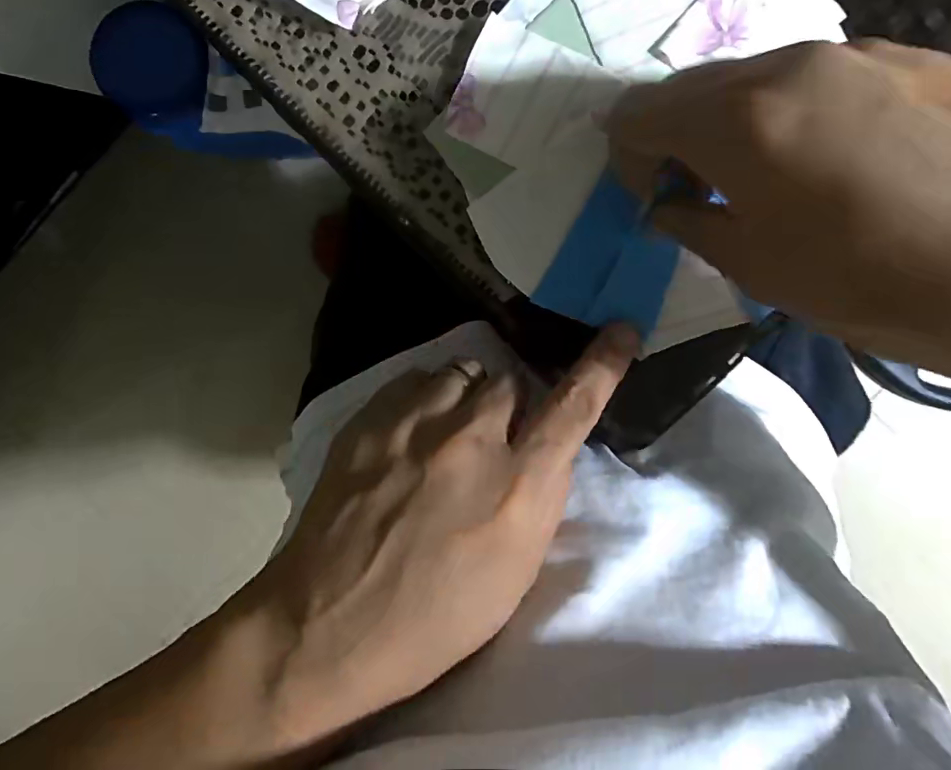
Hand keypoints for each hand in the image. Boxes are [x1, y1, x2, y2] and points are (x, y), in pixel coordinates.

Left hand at [245, 324, 637, 742]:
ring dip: (461, 398)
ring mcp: (413, 421)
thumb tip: (538, 450)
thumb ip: (533, 497)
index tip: (619, 332)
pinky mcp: (368, 416)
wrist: (332, 616)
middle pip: (507, 382)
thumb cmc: (434, 618)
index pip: (572, 408)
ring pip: (457, 374)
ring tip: (442, 434)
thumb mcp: (512, 571)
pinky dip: (420, 399)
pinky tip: (406, 432)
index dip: (601, 367)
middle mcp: (470, 440)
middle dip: (506, 406)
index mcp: (518, 489)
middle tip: (487, 439)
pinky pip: (411, 382)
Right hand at [605, 38, 950, 423]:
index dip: (626, 158)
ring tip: (768, 173)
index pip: (636, 115)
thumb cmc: (878, 282)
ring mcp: (857, 56)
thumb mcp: (753, 267)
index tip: (649, 197)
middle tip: (695, 187)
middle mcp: (788, 68)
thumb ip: (691, 221)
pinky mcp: (916, 60)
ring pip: (754, 76)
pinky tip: (837, 158)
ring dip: (733, 120)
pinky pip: (820, 77)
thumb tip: (669, 204)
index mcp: (737, 118)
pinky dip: (795, 110)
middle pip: (690, 87)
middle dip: (674, 135)